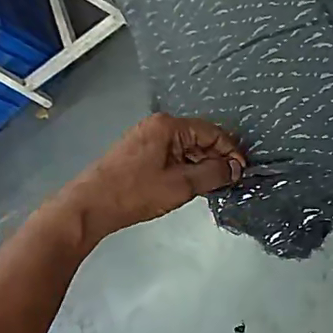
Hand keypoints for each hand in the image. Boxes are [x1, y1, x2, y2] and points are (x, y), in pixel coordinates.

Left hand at [45, 115, 244, 247]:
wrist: (91, 206)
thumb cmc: (135, 193)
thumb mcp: (182, 185)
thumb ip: (214, 174)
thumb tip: (234, 169)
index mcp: (168, 127)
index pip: (212, 132)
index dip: (231, 152)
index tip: (240, 172)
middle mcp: (158, 127)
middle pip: (200, 138)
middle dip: (218, 159)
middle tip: (231, 181)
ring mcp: (148, 139)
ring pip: (188, 149)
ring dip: (203, 165)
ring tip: (214, 186)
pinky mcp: (142, 153)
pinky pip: (175, 156)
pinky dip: (188, 168)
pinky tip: (193, 185)